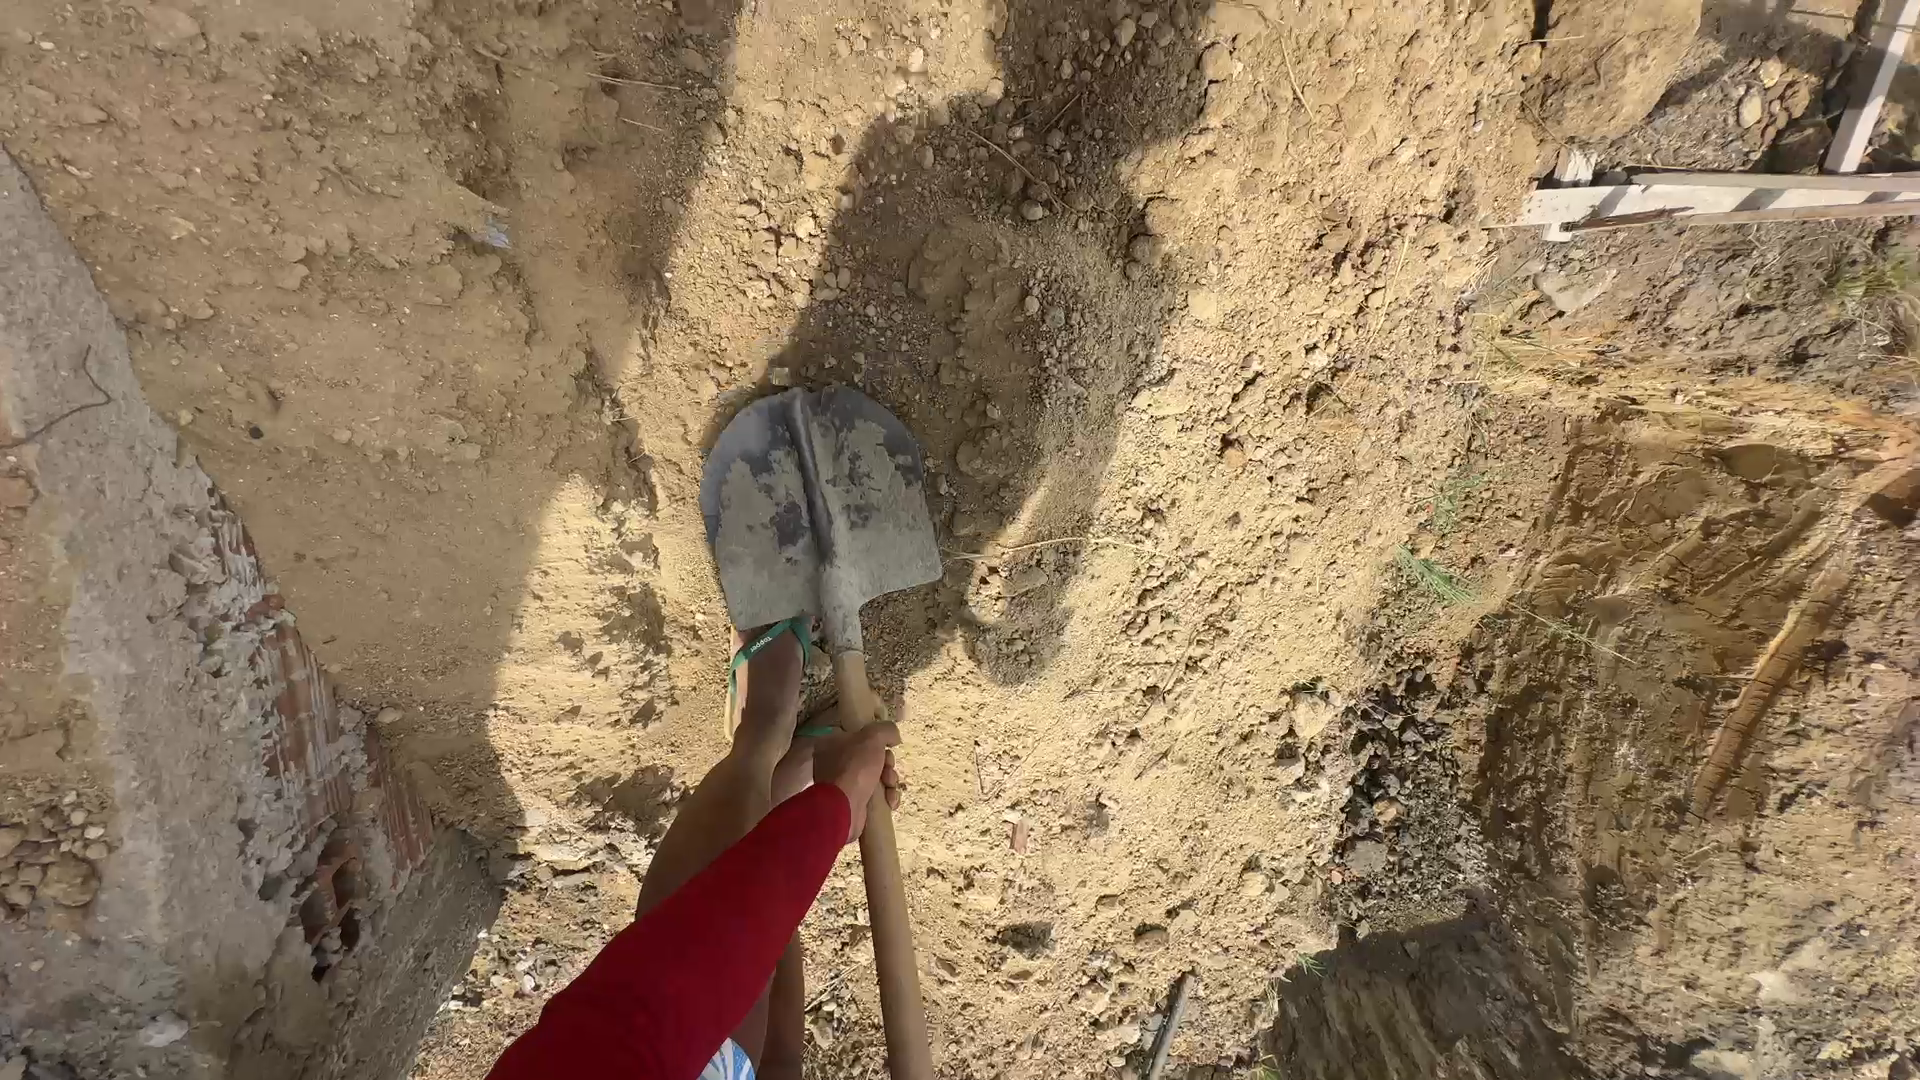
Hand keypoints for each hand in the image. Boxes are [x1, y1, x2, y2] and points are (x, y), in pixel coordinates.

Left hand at [812, 722, 901, 842]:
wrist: (845, 809)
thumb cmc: (854, 767)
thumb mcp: (872, 737)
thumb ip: (886, 729)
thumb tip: (894, 737)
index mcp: (832, 743)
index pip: (859, 735)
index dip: (877, 739)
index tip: (887, 745)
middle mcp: (834, 763)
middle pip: (871, 756)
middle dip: (887, 763)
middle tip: (888, 768)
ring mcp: (844, 784)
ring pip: (876, 776)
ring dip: (890, 780)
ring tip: (890, 786)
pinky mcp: (853, 803)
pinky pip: (875, 795)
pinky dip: (886, 797)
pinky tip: (890, 801)